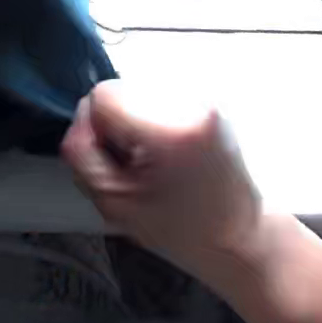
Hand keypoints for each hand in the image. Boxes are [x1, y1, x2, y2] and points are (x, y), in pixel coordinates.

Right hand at [60, 80, 267, 280]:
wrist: (240, 234)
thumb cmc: (182, 229)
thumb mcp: (115, 202)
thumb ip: (82, 153)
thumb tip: (81, 117)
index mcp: (171, 128)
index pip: (103, 94)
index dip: (97, 128)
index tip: (117, 158)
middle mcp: (192, 103)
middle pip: (120, 87)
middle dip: (117, 123)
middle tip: (137, 163)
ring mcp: (205, 98)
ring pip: (137, 89)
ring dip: (135, 120)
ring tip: (156, 159)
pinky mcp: (209, 100)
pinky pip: (159, 96)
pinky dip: (153, 119)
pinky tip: (169, 151)